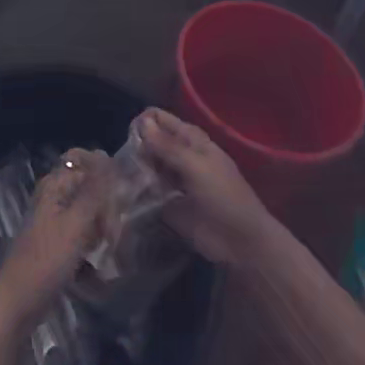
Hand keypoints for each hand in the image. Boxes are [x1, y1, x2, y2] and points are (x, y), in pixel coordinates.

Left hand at [0, 149, 111, 322]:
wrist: (18, 303)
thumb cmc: (46, 260)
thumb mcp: (75, 224)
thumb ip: (93, 190)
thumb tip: (105, 153)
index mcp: (53, 187)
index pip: (82, 161)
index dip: (104, 174)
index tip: (120, 196)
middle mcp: (53, 199)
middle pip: (90, 190)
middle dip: (107, 211)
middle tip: (112, 236)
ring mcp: (55, 223)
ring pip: (90, 216)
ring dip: (103, 233)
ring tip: (109, 255)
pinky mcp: (58, 245)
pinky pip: (84, 239)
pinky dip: (93, 250)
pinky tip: (99, 270)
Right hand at [134, 108, 269, 264]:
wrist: (241, 243)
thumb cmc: (224, 197)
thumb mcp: (196, 166)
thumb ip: (167, 146)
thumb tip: (142, 122)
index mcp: (192, 141)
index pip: (163, 120)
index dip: (146, 122)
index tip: (131, 135)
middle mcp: (181, 156)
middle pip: (152, 142)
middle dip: (138, 146)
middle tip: (126, 159)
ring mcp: (173, 180)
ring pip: (148, 164)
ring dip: (136, 166)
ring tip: (124, 174)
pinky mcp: (167, 202)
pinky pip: (148, 189)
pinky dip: (138, 187)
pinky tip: (127, 190)